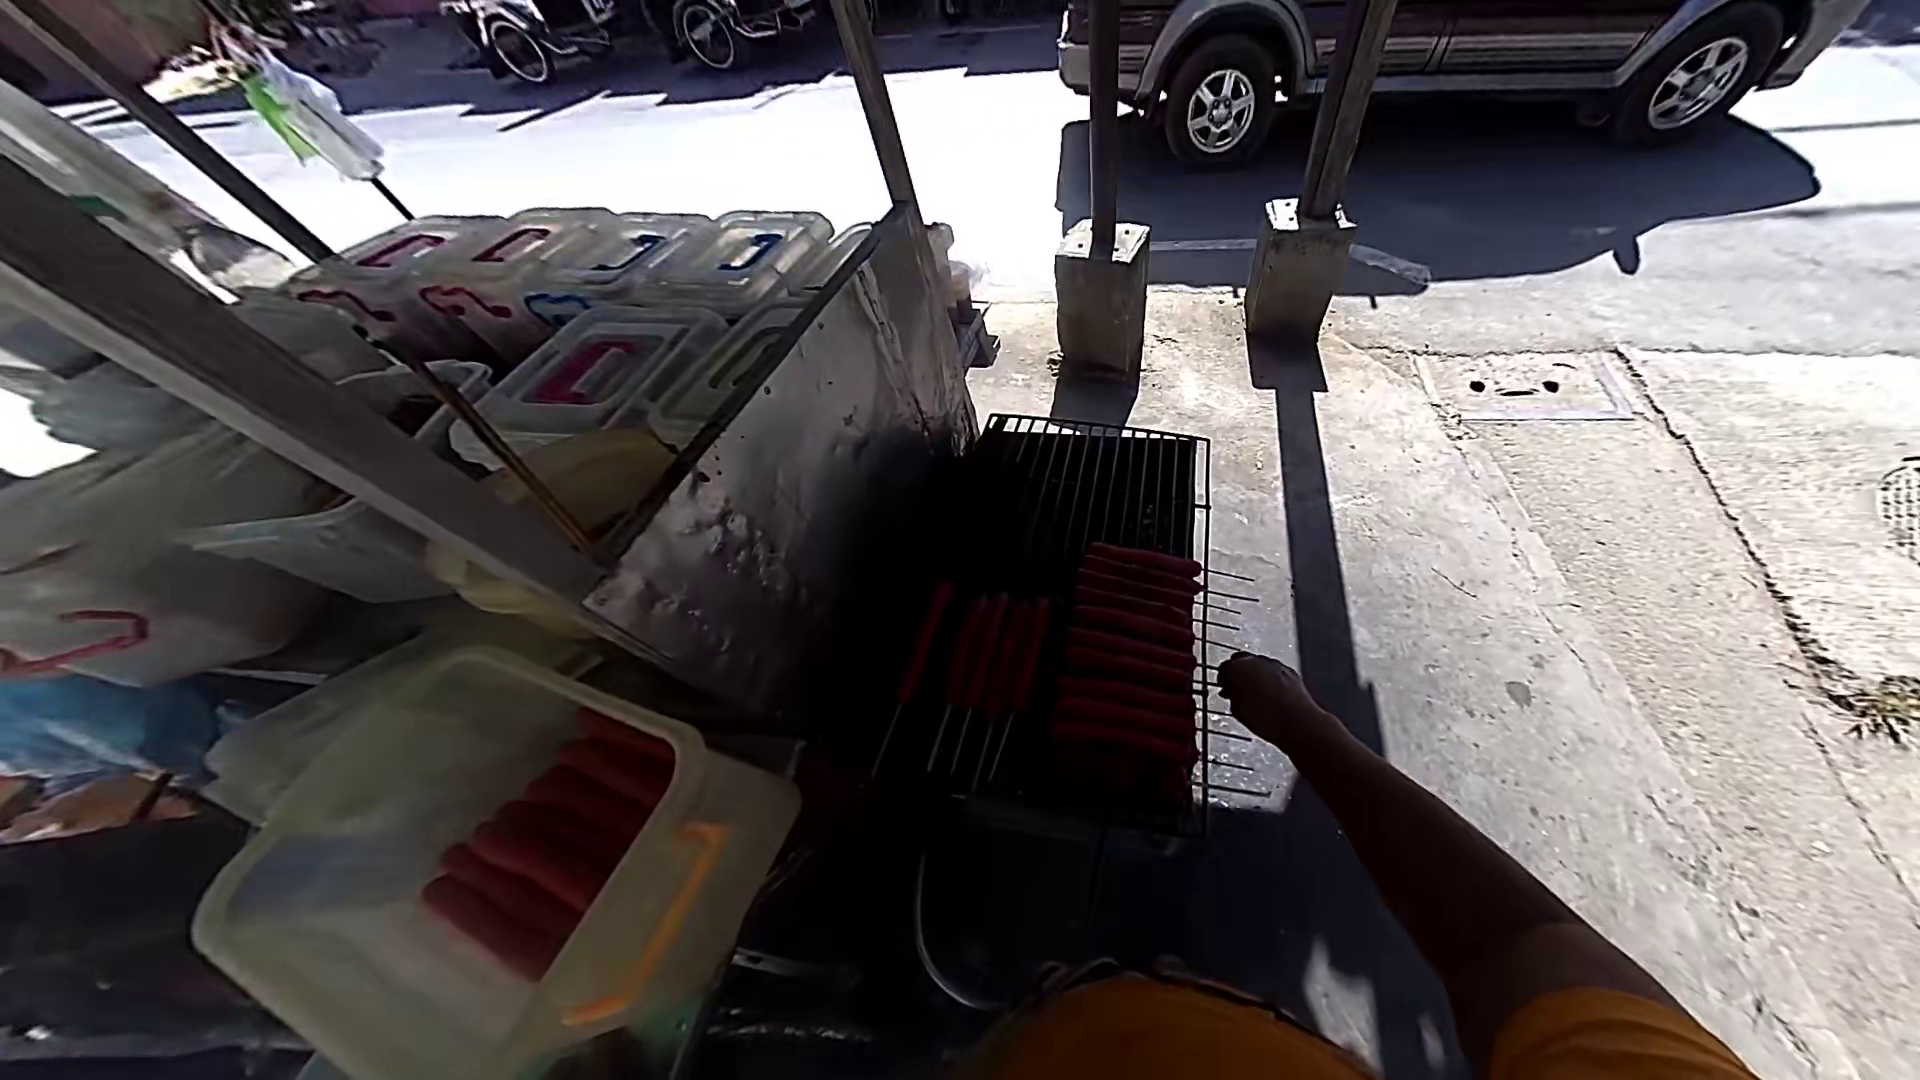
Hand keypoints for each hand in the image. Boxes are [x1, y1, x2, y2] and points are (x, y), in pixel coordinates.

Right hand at [1217, 652, 1339, 751]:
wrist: (1298, 724)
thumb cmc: (1267, 718)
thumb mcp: (1237, 710)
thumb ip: (1231, 696)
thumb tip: (1231, 693)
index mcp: (1237, 668)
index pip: (1224, 668)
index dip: (1223, 679)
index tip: (1224, 688)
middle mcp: (1255, 661)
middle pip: (1241, 661)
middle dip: (1238, 673)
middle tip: (1238, 687)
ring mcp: (1274, 665)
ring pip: (1258, 665)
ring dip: (1255, 675)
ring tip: (1256, 693)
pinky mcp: (1289, 671)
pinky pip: (1274, 671)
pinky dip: (1271, 679)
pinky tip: (1271, 694)